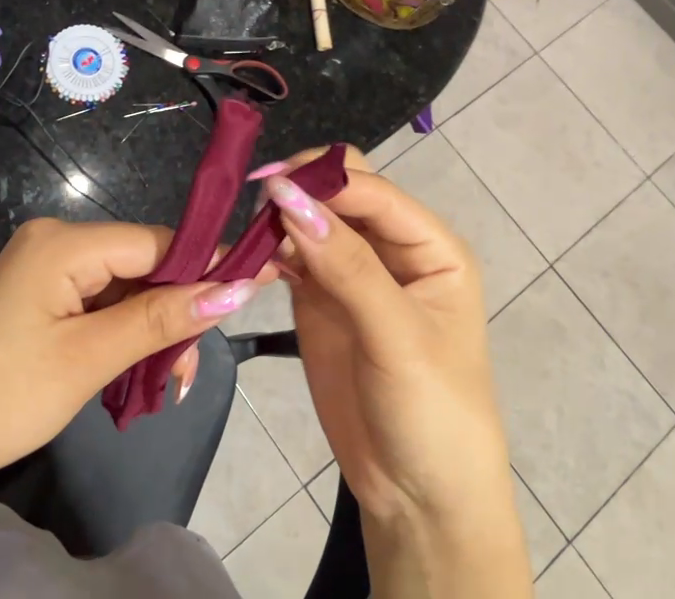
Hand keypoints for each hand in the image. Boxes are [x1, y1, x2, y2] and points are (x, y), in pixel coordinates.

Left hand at [0, 218, 274, 500]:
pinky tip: (131, 375)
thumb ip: (161, 319)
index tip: (253, 296)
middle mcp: (52, 242)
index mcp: (62, 242)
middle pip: (139, 264)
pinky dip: (118, 336)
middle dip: (172, 312)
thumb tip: (235, 288)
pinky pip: (93, 305)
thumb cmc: (3, 395)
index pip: (156, 241)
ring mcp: (40, 271)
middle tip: (184, 373)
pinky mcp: (33, 298)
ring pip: (120, 289)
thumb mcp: (89, 358)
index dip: (204, 268)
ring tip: (160, 386)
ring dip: (147, 331)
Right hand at [259, 147, 529, 597]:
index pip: (372, 191)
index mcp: (430, 247)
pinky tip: (245, 261)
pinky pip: (289, 257)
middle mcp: (391, 250)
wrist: (417, 495)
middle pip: (338, 195)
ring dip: (276, 221)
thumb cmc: (431, 413)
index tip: (266, 184)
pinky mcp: (318, 299)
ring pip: (308, 221)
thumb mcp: (397, 336)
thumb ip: (345, 265)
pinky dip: (266, 252)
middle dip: (298, 191)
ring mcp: (351, 274)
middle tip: (251, 207)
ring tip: (242, 238)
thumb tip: (286, 195)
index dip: (322, 179)